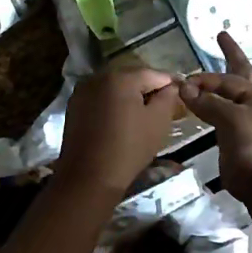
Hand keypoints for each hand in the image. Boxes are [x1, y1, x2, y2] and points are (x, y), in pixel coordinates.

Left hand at [55, 64, 180, 195]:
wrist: (89, 178)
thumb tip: (170, 86)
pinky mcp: (74, 107)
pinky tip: (120, 123)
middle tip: (161, 111)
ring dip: (130, 98)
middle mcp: (97, 77)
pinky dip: (113, 105)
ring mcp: (82, 91)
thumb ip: (168, 97)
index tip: (178, 102)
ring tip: (141, 119)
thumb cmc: (129, 148)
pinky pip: (100, 99)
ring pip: (115, 88)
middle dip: (148, 91)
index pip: (154, 74)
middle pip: (132, 77)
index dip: (169, 86)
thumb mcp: (159, 121)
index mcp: (120, 77)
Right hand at [179, 32, 251, 203]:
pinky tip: (201, 107)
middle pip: (238, 74)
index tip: (182, 83)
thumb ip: (209, 102)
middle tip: (221, 35)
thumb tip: (184, 87)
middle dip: (230, 55)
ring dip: (216, 84)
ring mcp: (245, 122)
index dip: (204, 78)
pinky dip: (210, 108)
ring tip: (206, 72)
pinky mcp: (236, 139)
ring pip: (228, 96)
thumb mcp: (232, 119)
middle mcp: (251, 104)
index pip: (225, 78)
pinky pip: (220, 116)